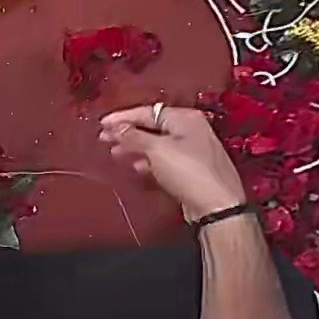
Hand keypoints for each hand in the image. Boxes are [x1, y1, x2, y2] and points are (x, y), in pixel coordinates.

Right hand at [100, 105, 245, 220]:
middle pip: (152, 126)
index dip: (122, 118)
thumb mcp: (157, 150)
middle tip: (105, 139)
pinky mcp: (190, 168)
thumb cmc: (189, 171)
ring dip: (135, 148)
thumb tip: (116, 128)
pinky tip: (137, 167)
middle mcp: (190, 129)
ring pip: (157, 144)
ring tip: (116, 154)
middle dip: (127, 133)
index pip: (147, 111)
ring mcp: (192, 149)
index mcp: (184, 117)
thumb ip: (133, 137)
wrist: (217, 206)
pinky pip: (164, 159)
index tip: (102, 124)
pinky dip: (149, 161)